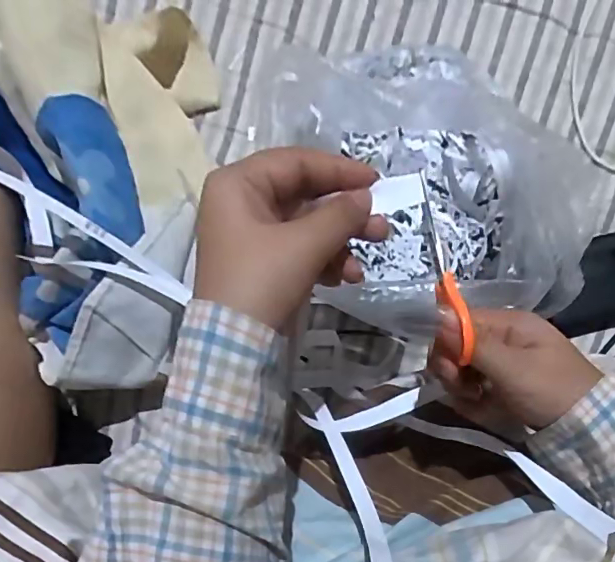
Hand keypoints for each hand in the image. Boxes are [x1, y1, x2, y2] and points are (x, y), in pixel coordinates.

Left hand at [194, 148, 389, 327]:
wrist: (234, 346)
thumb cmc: (261, 282)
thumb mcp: (303, 245)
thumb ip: (339, 215)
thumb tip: (365, 197)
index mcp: (237, 185)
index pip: (295, 163)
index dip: (338, 170)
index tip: (376, 183)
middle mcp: (241, 206)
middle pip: (303, 198)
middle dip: (344, 216)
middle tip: (380, 229)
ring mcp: (251, 241)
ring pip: (305, 230)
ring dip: (339, 245)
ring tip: (363, 266)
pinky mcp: (262, 270)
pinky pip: (299, 255)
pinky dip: (324, 264)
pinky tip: (345, 279)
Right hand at [428, 308, 602, 430]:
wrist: (584, 425)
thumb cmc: (550, 389)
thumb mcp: (510, 367)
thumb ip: (473, 344)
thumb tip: (439, 312)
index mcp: (508, 324)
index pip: (459, 321)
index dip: (446, 343)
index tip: (450, 368)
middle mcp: (501, 340)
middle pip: (455, 346)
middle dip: (451, 369)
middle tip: (464, 390)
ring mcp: (500, 365)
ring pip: (460, 370)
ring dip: (460, 387)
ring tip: (478, 401)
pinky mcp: (500, 388)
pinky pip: (471, 390)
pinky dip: (470, 400)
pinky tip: (482, 408)